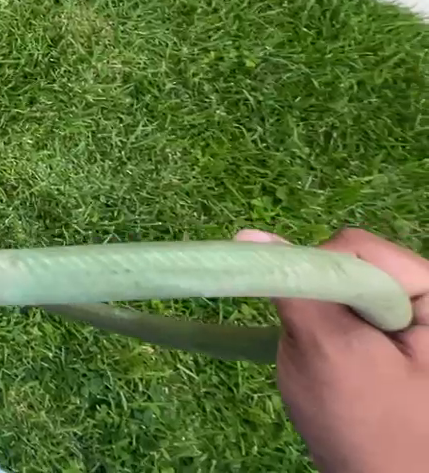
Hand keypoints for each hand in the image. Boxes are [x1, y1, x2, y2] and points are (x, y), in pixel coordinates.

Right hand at [235, 227, 428, 472]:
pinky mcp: (419, 349)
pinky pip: (371, 314)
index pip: (363, 250)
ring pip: (362, 291)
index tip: (312, 316)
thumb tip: (251, 235)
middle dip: (328, 296)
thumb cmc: (373, 427)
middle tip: (326, 342)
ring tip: (338, 358)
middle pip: (364, 268)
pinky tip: (351, 365)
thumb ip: (294, 287)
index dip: (318, 271)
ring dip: (333, 314)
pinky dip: (345, 330)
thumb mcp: (326, 351)